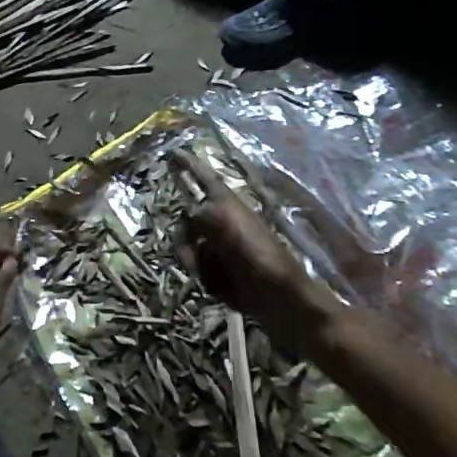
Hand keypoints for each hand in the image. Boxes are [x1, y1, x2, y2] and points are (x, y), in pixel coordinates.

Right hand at [173, 150, 341, 352]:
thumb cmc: (262, 259)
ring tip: (217, 278)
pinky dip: (207, 280)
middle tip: (194, 254)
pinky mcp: (225, 272)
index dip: (190, 164)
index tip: (173, 152)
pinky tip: (224, 289)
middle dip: (187, 239)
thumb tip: (190, 213)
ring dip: (198, 263)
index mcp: (230, 206)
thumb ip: (204, 213)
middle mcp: (226, 224)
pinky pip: (199, 270)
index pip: (206, 178)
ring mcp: (225, 249)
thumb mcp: (229, 225)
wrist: (283, 303)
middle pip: (188, 221)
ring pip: (190, 248)